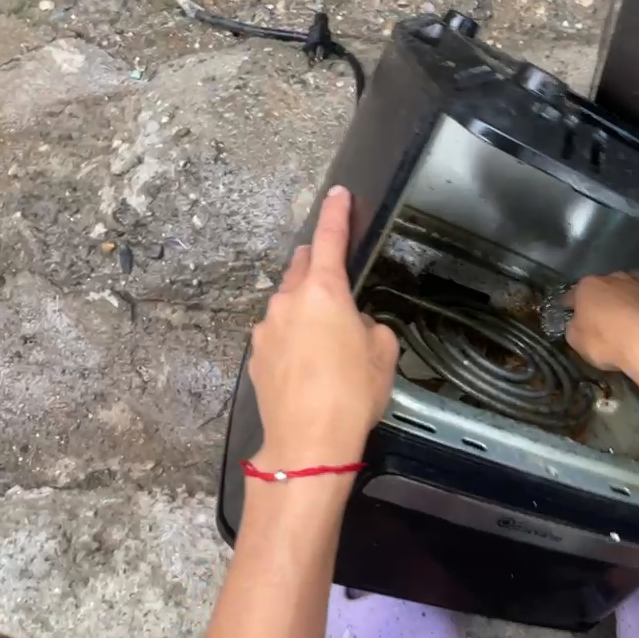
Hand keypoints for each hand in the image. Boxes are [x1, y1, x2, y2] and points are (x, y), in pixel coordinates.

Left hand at [247, 186, 398, 468]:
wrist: (308, 443)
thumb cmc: (353, 393)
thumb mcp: (383, 353)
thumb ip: (369, 325)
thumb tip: (355, 325)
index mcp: (324, 292)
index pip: (331, 239)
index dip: (337, 213)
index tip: (338, 194)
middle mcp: (288, 302)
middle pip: (303, 266)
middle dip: (318, 262)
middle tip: (336, 274)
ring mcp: (266, 329)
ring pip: (288, 302)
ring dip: (305, 307)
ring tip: (327, 337)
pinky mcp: (256, 356)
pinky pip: (278, 333)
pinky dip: (293, 336)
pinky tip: (308, 363)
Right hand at [565, 271, 638, 375]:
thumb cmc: (608, 343)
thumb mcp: (577, 341)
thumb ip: (576, 326)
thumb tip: (578, 322)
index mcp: (591, 286)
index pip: (575, 293)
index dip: (572, 304)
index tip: (572, 312)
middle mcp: (619, 278)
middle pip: (610, 284)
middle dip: (609, 295)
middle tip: (610, 314)